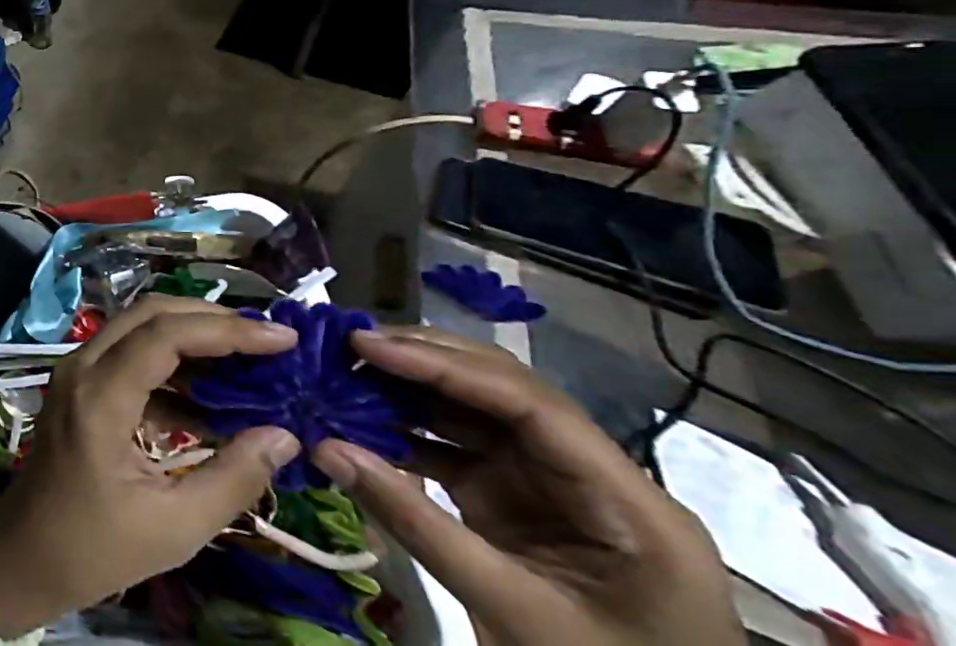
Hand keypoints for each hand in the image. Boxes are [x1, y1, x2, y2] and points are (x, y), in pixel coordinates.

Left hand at [0, 297, 305, 635]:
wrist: (23, 555)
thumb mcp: (175, 527)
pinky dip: (173, 361)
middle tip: (266, 340)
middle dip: (213, 319)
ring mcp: (78, 369)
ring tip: (248, 360)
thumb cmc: (95, 548)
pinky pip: (130, 351)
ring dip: (194, 334)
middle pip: (152, 313)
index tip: (281, 339)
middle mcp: (83, 366)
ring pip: (140, 325)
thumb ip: (233, 478)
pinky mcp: (81, 382)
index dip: (227, 329)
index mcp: (100, 397)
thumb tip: (285, 436)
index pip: (166, 333)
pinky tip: (210, 395)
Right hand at [311, 328, 743, 645]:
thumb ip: (419, 526)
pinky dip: (411, 434)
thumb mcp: (513, 612)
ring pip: (478, 414)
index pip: (531, 405)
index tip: (369, 345)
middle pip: (506, 393)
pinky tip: (365, 424)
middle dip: (427, 362)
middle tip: (353, 343)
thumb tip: (327, 450)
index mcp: (628, 500)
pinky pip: (461, 450)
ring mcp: (553, 486)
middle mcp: (592, 473)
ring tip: (348, 371)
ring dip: (412, 392)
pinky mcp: (519, 501)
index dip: (445, 366)